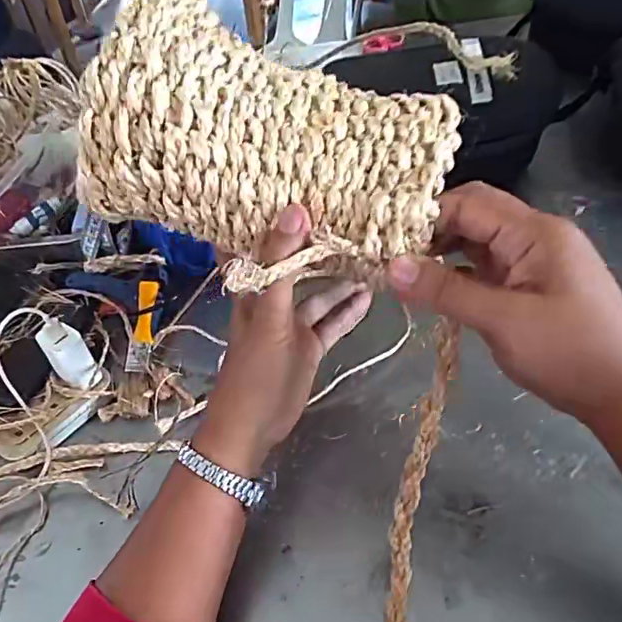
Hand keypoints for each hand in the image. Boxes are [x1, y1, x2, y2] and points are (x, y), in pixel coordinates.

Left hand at [195, 204, 372, 474]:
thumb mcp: (268, 315)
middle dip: (316, 247)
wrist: (251, 426)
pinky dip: (347, 311)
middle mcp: (272, 303)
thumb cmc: (255, 370)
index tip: (299, 194)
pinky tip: (368, 296)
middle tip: (348, 222)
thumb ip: (280, 266)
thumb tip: (295, 211)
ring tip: (369, 258)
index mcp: (253, 290)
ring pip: (318, 295)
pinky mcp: (307, 348)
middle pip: (295, 267)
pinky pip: (330, 323)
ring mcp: (291, 327)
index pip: (262, 244)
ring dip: (339, 280)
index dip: (275, 221)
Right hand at [387, 182, 621, 422]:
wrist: (621, 391)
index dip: (425, 217)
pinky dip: (460, 274)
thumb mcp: (501, 320)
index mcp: (535, 232)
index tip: (385, 243)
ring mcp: (535, 261)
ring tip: (406, 277)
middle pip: (474, 215)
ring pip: (478, 242)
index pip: (469, 203)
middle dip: (431, 232)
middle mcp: (536, 236)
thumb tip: (391, 266)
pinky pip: (487, 267)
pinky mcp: (531, 285)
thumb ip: (446, 290)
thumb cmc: (567, 352)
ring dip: (443, 254)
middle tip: (391, 260)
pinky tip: (436, 292)